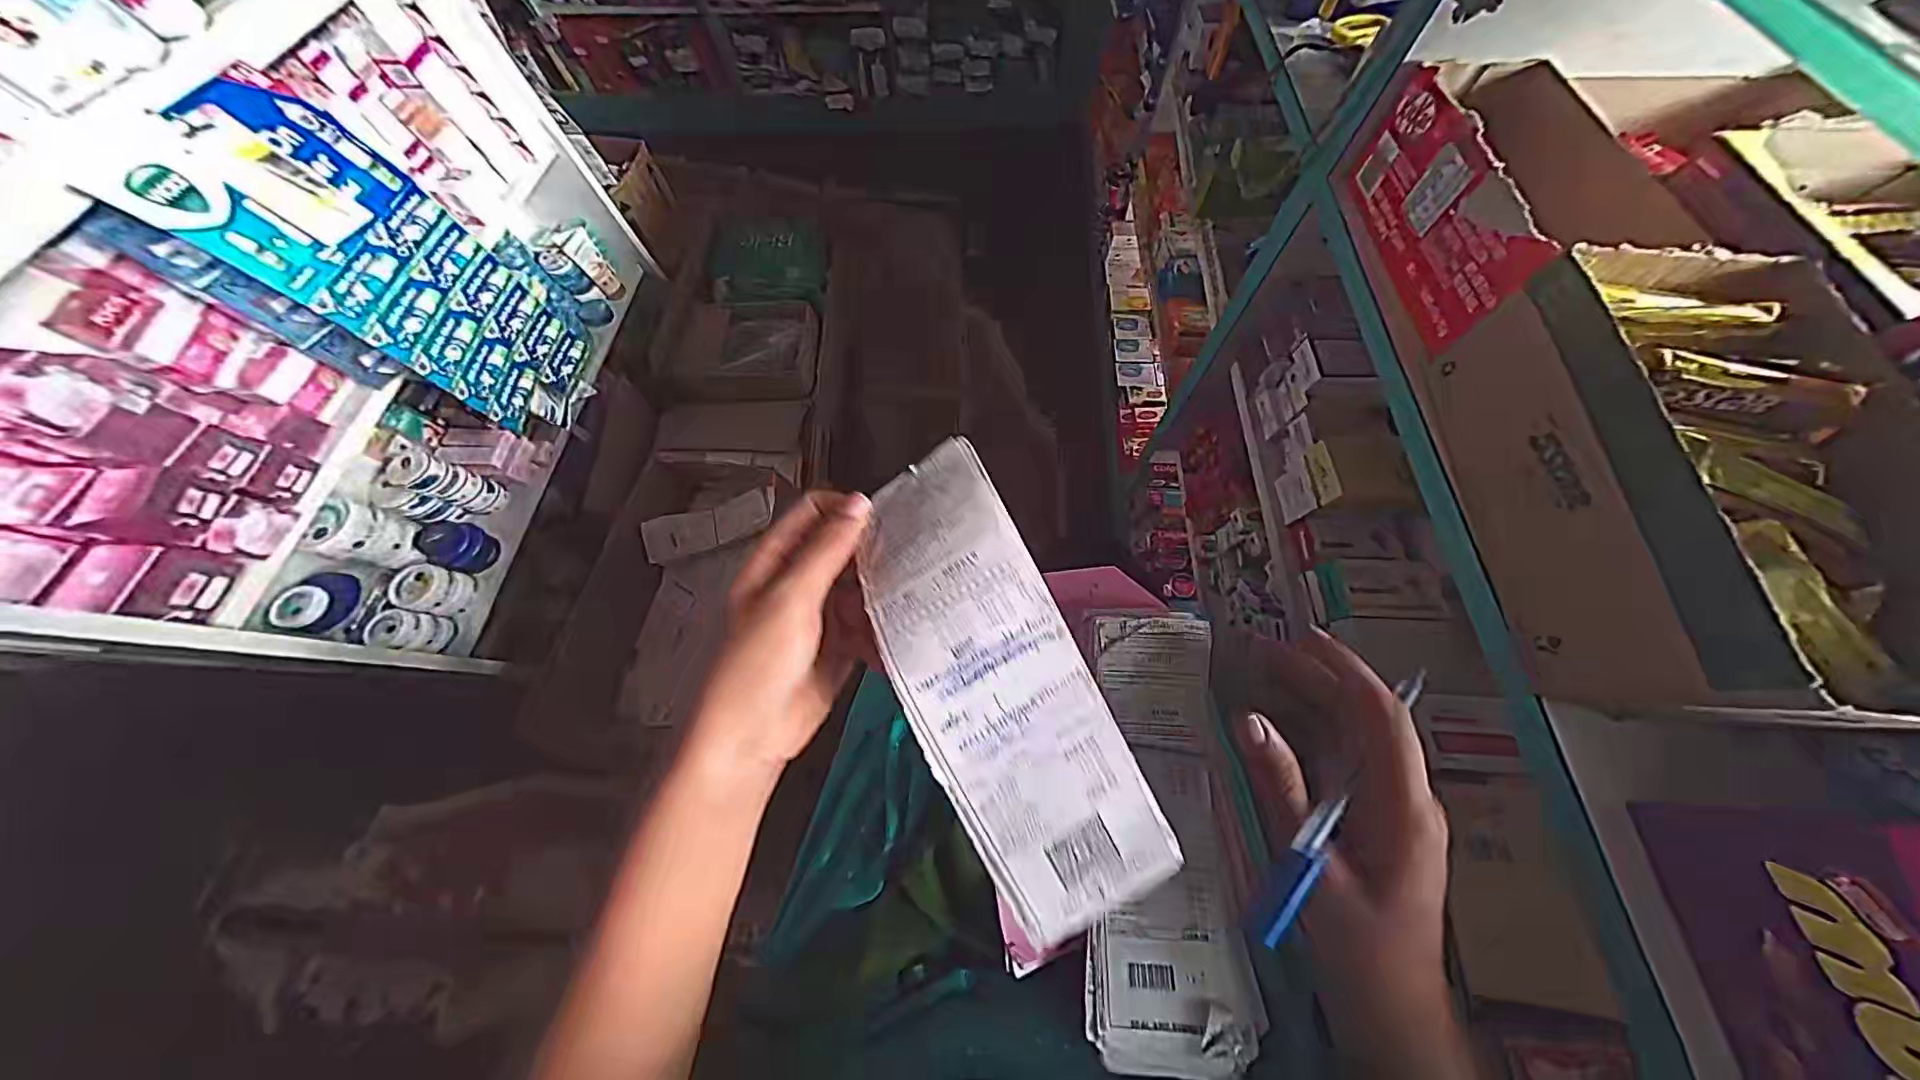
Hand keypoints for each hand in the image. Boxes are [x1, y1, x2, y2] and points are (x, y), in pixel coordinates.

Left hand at [685, 490, 876, 776]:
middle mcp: (796, 587)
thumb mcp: (791, 599)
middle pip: (841, 552)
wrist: (750, 737)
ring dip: (878, 594)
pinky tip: (890, 633)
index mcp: (774, 565)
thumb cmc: (748, 672)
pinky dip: (880, 629)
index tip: (877, 516)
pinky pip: (867, 627)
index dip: (843, 509)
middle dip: (870, 553)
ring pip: (859, 590)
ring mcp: (818, 618)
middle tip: (898, 555)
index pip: (812, 515)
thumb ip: (826, 551)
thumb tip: (856, 509)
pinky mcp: (837, 648)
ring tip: (898, 597)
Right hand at [1231, 628, 1471, 1077]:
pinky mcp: (1373, 817)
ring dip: (1311, 699)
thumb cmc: (1358, 948)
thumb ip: (1283, 789)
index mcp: (1404, 808)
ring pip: (1353, 735)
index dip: (1346, 672)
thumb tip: (1251, 723)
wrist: (1391, 1006)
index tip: (1306, 640)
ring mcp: (1391, 806)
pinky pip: (1342, 759)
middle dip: (1317, 678)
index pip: (1382, 720)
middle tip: (1263, 650)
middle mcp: (1405, 798)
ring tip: (1264, 670)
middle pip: (1365, 720)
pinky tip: (1277, 717)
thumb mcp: (1310, 865)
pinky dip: (1309, 731)